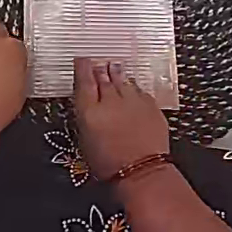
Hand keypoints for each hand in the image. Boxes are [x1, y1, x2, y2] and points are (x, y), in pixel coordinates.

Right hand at [73, 59, 169, 180]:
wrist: (141, 171)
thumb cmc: (109, 165)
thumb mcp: (86, 141)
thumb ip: (87, 118)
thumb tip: (89, 107)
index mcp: (90, 110)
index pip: (84, 81)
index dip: (82, 68)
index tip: (82, 60)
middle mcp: (110, 100)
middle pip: (104, 78)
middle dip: (100, 70)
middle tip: (98, 63)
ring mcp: (132, 101)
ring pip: (123, 81)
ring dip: (118, 74)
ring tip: (115, 67)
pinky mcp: (150, 105)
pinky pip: (139, 91)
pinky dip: (134, 88)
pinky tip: (133, 87)